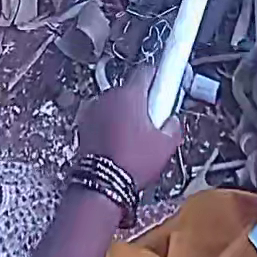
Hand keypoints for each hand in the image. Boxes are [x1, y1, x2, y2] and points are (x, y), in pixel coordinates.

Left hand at [76, 67, 183, 188]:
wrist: (102, 184)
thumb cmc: (132, 162)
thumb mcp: (165, 145)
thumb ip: (173, 126)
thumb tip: (173, 121)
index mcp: (130, 94)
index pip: (146, 71)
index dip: (159, 75)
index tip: (165, 81)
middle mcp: (109, 95)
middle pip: (130, 89)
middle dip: (142, 100)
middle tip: (153, 119)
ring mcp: (93, 108)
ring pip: (115, 103)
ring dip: (124, 112)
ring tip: (134, 136)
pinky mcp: (84, 123)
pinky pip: (102, 116)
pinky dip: (109, 124)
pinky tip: (118, 142)